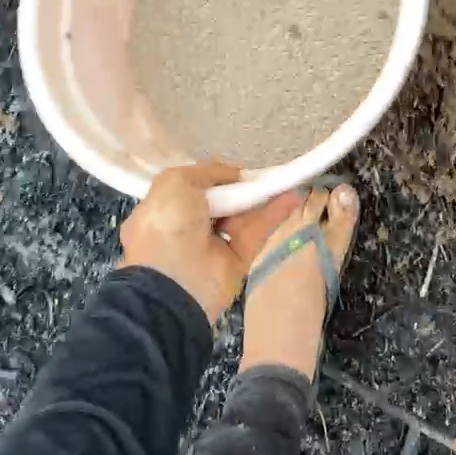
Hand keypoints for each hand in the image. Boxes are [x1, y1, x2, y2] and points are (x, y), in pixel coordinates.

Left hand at [120, 162, 300, 321]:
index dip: (214, 178)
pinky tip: (292, 196)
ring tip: (284, 180)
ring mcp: (213, 246)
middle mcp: (187, 228)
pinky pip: (257, 232)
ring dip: (262, 198)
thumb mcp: (175, 182)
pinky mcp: (237, 261)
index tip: (233, 171)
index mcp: (163, 211)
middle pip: (221, 201)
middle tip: (262, 174)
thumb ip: (207, 171)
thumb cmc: (166, 226)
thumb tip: (235, 176)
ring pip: (242, 216)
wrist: (173, 283)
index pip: (192, 190)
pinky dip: (274, 214)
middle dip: (241, 188)